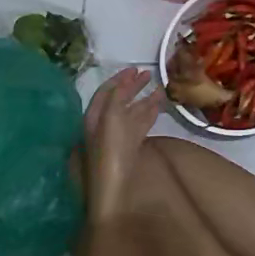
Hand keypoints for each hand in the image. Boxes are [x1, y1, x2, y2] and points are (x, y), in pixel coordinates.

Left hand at [82, 67, 163, 225]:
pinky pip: (140, 123)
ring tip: (158, 88)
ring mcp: (118, 136)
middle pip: (119, 99)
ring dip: (144, 98)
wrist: (113, 187)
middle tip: (148, 74)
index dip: (120, 78)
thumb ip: (118, 97)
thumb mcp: (111, 117)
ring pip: (132, 111)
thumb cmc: (109, 150)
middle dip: (132, 86)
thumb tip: (127, 82)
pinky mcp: (130, 146)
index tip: (136, 68)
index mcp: (95, 116)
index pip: (107, 91)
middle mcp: (104, 124)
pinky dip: (150, 113)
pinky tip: (159, 107)